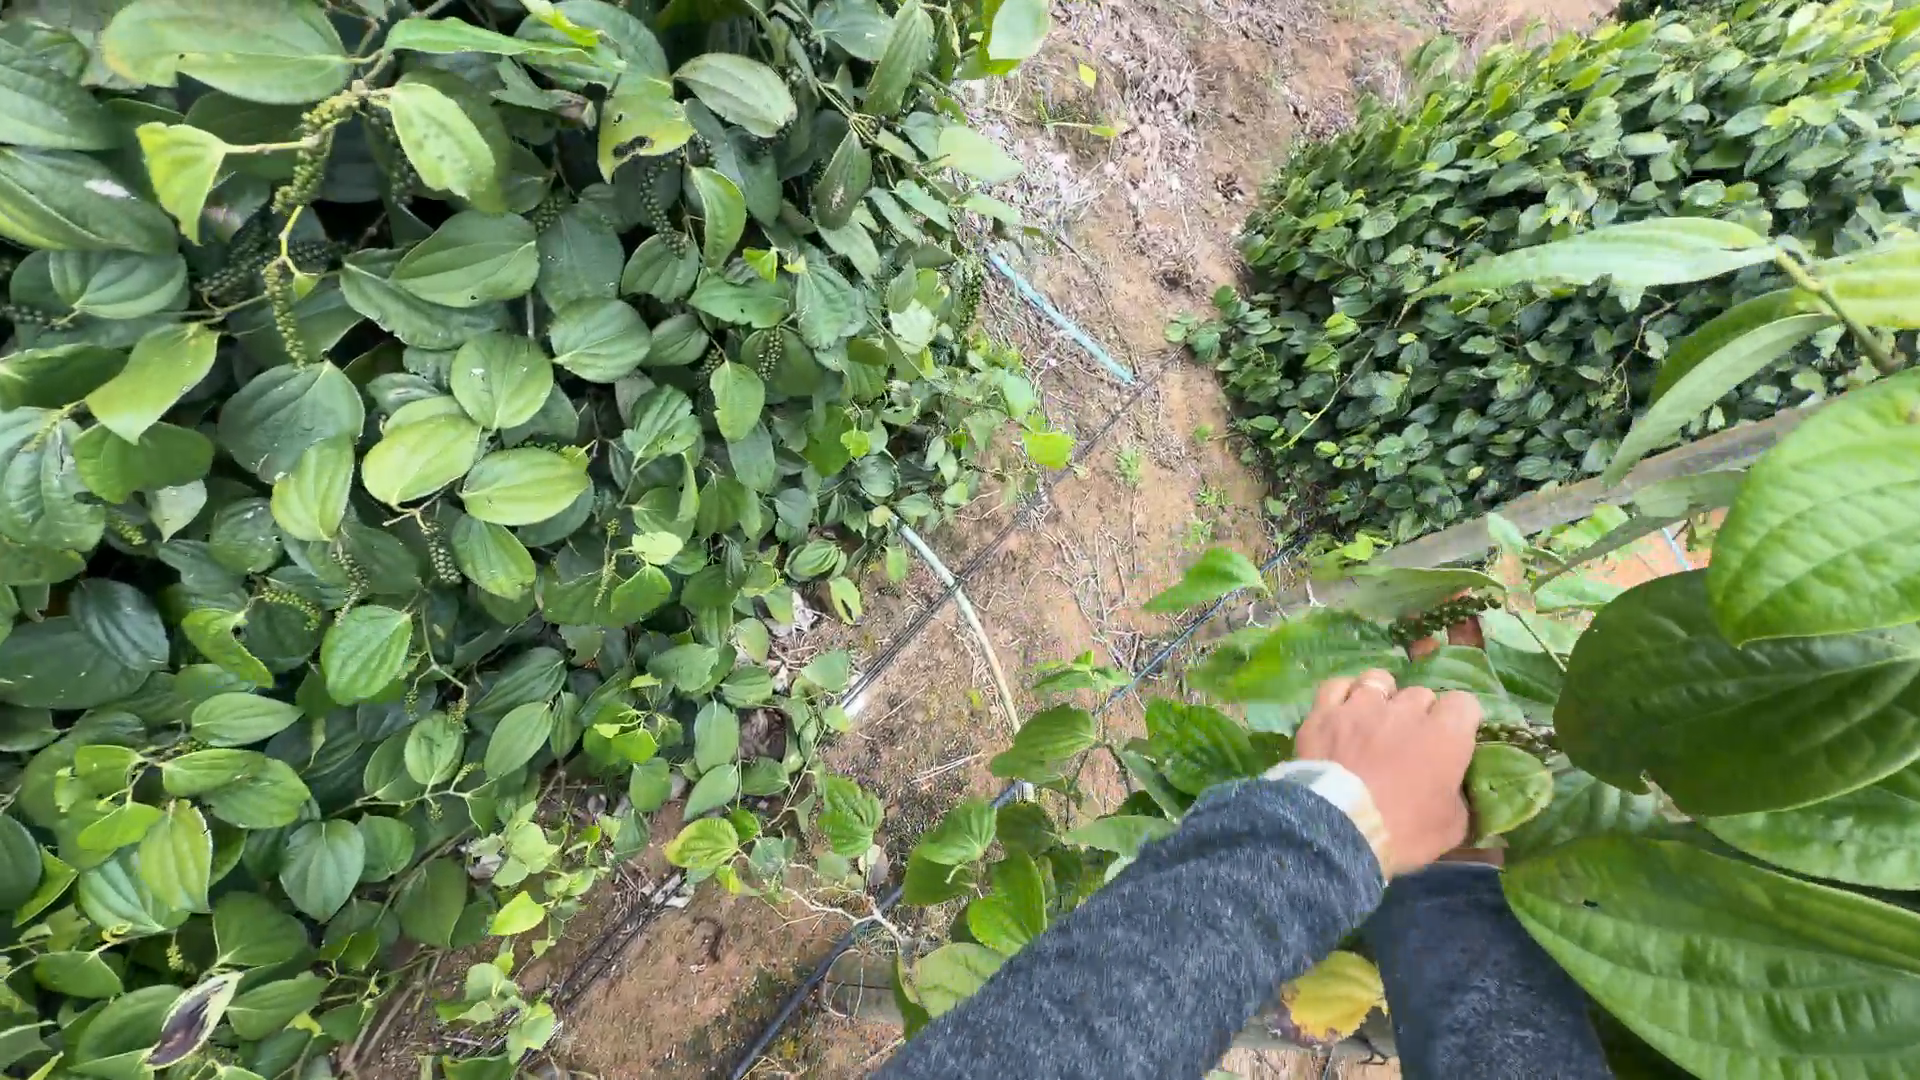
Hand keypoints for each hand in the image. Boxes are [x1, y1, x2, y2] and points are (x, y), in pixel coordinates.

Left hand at [1295, 669, 1479, 875]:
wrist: (1338, 824)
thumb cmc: (1403, 829)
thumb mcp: (1452, 826)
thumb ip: (1459, 797)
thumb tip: (1455, 788)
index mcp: (1444, 735)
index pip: (1464, 703)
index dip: (1459, 718)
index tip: (1453, 735)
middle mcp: (1403, 711)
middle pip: (1420, 693)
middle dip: (1420, 711)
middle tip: (1410, 736)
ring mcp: (1359, 706)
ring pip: (1377, 679)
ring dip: (1382, 694)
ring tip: (1375, 713)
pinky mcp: (1323, 711)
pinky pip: (1336, 685)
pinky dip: (1342, 693)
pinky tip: (1342, 707)